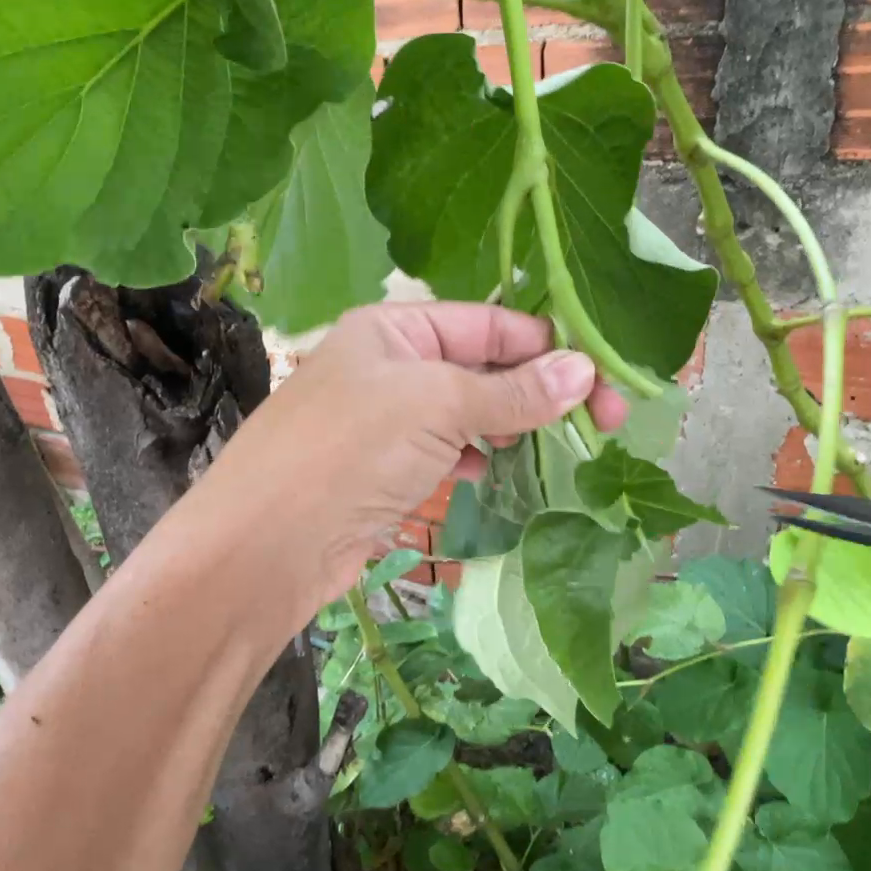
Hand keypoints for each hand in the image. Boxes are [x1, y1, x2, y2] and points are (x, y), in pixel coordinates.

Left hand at [189, 302, 625, 613]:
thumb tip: (583, 371)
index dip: (547, 345)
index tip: (604, 378)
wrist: (264, 548)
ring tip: (564, 449)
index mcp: (393, 329)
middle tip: (607, 424)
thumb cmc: (348, 450)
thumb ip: (511, 391)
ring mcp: (385, 423)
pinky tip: (495, 472)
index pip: (488, 323)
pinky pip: (445, 453)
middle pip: (482, 368)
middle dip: (541, 390)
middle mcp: (389, 368)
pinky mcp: (384, 473)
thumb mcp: (435, 405)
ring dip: (514, 426)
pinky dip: (476, 459)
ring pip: (468, 414)